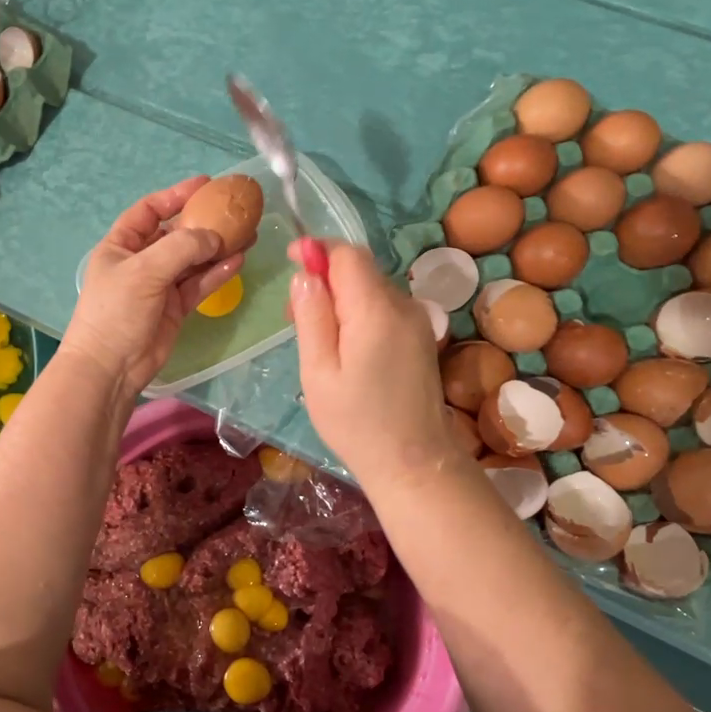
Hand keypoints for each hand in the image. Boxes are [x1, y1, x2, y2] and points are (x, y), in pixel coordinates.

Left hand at [63, 177, 244, 394]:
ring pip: (192, 260)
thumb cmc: (117, 312)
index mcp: (121, 246)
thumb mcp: (144, 271)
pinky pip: (198, 285)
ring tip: (248, 234)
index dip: (175, 196)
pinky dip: (216, 274)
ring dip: (217, 248)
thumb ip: (181, 248)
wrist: (110, 367)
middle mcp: (140, 262)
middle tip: (236, 212)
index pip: (148, 211)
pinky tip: (238, 261)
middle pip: (175, 234)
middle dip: (204, 223)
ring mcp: (158, 286)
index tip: (205, 185)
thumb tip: (214, 237)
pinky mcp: (174, 309)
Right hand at [289, 241, 462, 493]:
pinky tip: (343, 348)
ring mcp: (416, 321)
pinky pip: (383, 309)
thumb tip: (305, 275)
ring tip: (316, 339)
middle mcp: (402, 306)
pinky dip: (358, 314)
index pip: (348, 255)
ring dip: (340, 298)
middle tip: (294, 316)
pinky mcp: (420, 338)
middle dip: (325, 278)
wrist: (412, 461)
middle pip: (360, 270)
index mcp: (375, 311)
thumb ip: (312, 318)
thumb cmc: (355, 421)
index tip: (290, 259)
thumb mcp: (318, 372)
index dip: (317, 250)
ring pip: (371, 289)